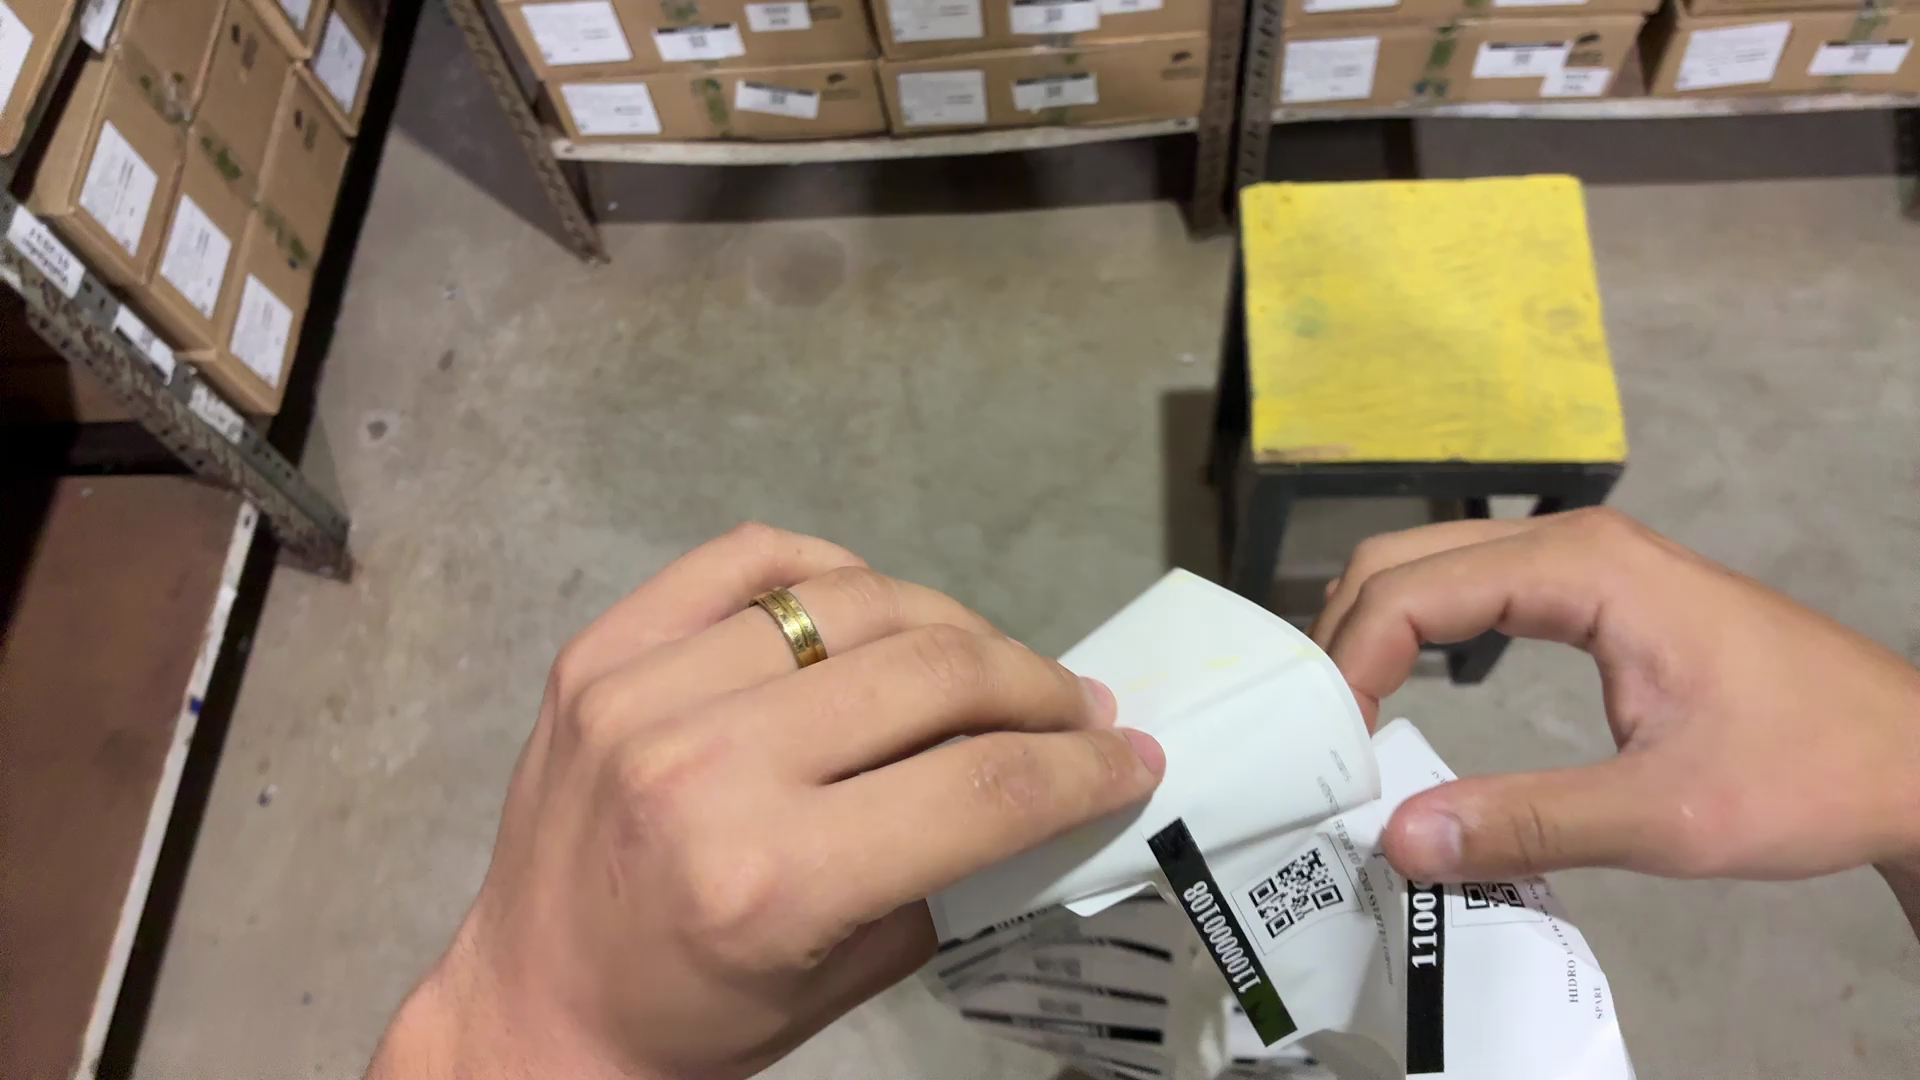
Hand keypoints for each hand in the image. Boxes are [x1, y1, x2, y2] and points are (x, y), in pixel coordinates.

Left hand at [365, 524, 1164, 1079]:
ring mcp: (645, 691)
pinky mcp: (605, 647)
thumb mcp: (852, 973)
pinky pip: (752, 556)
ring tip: (988, 657)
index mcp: (770, 879)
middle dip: (1033, 684)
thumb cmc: (698, 1017)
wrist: (525, 1006)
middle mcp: (708, 767)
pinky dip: (834, 567)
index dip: (1078, 765)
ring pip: (855, 598)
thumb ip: (953, 862)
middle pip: (929, 672)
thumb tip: (1048, 768)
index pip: (978, 790)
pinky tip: (871, 605)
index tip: (1130, 754)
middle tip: (1074, 703)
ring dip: (952, 622)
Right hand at [1312, 509, 1919, 899]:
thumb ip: (1530, 823)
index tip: (1338, 740)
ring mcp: (1559, 553)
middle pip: (1392, 562)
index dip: (1352, 661)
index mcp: (1574, 567)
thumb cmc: (1815, 773)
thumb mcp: (1674, 816)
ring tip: (1348, 703)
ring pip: (1410, 564)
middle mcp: (1553, 540)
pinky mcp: (1564, 579)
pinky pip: (1446, 581)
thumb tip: (1397, 839)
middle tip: (1325, 720)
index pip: (1409, 593)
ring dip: (1364, 628)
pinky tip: (1396, 673)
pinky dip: (1400, 625)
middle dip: (1341, 637)